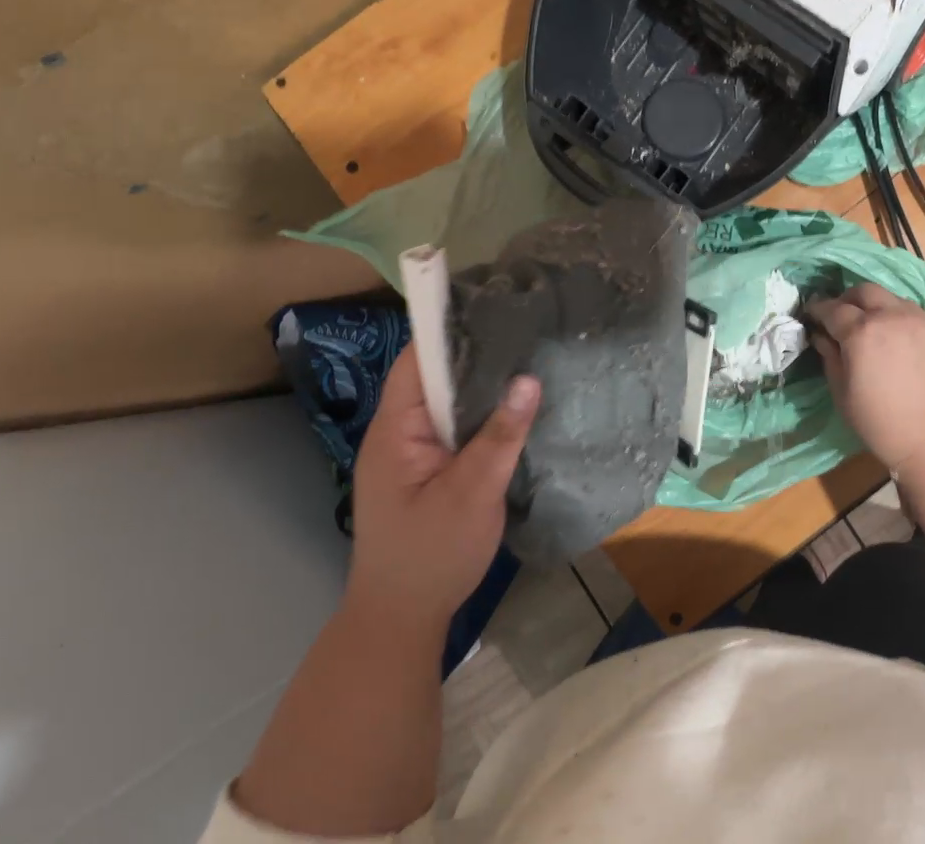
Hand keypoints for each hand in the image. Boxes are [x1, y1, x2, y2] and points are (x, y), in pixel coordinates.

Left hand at [345, 347, 539, 629]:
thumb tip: (528, 378)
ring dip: (482, 389)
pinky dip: (481, 418)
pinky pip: (454, 431)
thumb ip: (500, 436)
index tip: (496, 307)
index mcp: (395, 431)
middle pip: (434, 379)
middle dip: (476, 356)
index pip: (417, 362)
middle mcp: (398, 434)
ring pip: (447, 407)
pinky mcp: (427, 473)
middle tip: (528, 333)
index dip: (449, 331)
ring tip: (530, 363)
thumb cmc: (432, 555)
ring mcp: (411, 455)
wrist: (402, 616)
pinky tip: (515, 413)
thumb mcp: (473, 494)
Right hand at [806, 283, 924, 468]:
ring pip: (893, 299)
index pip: (832, 308)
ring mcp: (921, 322)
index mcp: (862, 332)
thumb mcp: (842, 393)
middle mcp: (892, 317)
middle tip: (841, 317)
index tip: (811, 315)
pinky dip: (899, 321)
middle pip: (865, 291)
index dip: (817, 309)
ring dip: (877, 306)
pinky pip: (915, 317)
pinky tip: (899, 343)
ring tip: (872, 327)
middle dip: (848, 299)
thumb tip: (821, 336)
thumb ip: (830, 357)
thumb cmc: (879, 423)